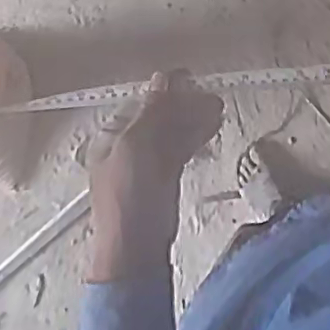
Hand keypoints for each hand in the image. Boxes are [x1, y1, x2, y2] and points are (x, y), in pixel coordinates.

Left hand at [86, 71, 223, 281]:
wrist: (135, 251)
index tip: (191, 80)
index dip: (167, 90)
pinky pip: (181, 147)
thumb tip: (163, 78)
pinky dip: (196, 135)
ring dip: (195, 118)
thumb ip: (151, 113)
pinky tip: (212, 125)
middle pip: (160, 115)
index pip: (142, 103)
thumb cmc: (127, 197)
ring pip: (174, 130)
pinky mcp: (165, 175)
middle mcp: (128, 144)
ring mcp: (148, 161)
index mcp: (112, 135)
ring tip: (217, 110)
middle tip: (212, 99)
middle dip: (186, 105)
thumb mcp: (135, 147)